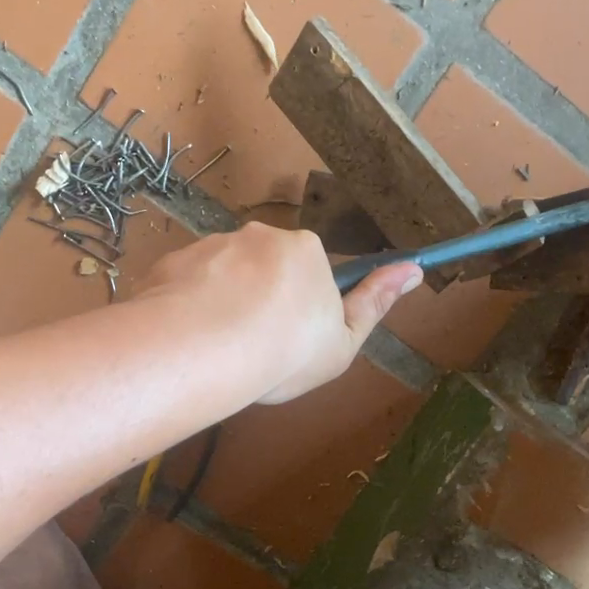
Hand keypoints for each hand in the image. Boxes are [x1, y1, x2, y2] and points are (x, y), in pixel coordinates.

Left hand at [137, 223, 422, 404]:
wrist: (208, 349)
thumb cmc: (288, 352)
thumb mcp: (344, 340)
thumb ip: (375, 303)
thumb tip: (413, 269)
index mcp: (306, 250)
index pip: (309, 272)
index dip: (300, 308)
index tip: (288, 339)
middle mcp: (260, 236)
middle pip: (263, 269)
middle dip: (258, 302)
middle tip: (253, 349)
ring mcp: (213, 246)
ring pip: (222, 276)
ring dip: (221, 305)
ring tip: (218, 351)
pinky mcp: (174, 261)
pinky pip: (186, 285)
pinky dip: (188, 309)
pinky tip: (189, 341)